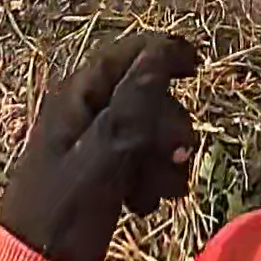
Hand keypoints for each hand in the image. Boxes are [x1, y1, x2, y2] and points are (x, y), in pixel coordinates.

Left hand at [0, 34, 201, 260]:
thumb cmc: (63, 210)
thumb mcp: (104, 151)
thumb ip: (134, 101)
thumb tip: (163, 50)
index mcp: (79, 93)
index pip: (129, 53)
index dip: (165, 53)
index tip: (197, 66)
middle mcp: (86, 110)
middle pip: (145, 95)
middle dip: (168, 124)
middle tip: (179, 152)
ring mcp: (92, 142)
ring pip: (146, 129)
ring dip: (162, 157)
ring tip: (158, 190)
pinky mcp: (99, 173)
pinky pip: (138, 159)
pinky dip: (150, 177)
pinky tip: (144, 202)